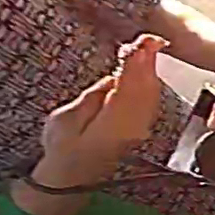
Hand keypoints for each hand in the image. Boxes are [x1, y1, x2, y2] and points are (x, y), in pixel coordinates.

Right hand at [37, 35, 165, 185]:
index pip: (130, 89)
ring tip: (149, 46)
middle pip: (146, 90)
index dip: (137, 65)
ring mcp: (141, 130)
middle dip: (148, 63)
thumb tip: (113, 78)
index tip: (142, 44)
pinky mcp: (142, 129)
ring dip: (151, 71)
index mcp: (114, 126)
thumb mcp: (68, 119)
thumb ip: (94, 99)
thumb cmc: (63, 146)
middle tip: (149, 38)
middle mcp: (134, 128)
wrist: (74, 176)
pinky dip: (150, 83)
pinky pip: (150, 102)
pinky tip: (148, 68)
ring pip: (152, 96)